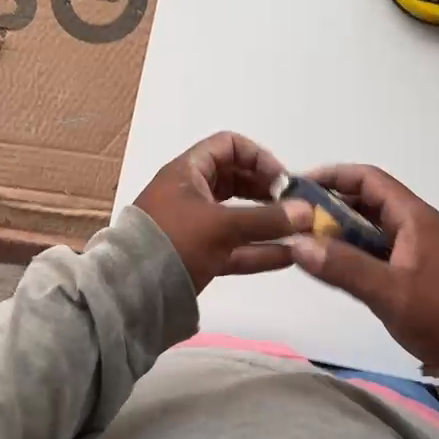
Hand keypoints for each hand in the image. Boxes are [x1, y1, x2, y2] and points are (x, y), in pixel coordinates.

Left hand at [133, 132, 314, 291]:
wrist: (130, 293)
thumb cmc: (174, 241)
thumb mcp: (221, 226)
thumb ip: (266, 219)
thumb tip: (308, 212)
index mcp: (188, 171)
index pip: (228, 145)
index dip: (258, 156)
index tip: (282, 179)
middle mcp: (192, 192)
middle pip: (236, 180)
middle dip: (268, 191)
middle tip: (294, 206)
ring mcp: (195, 225)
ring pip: (238, 215)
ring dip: (267, 222)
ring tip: (298, 231)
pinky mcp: (199, 255)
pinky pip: (234, 246)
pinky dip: (258, 248)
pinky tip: (288, 256)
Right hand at [286, 164, 438, 368]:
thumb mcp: (388, 292)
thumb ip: (343, 266)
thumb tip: (296, 243)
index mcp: (414, 217)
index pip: (369, 179)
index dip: (334, 176)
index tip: (301, 185)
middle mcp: (416, 223)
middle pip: (368, 200)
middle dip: (331, 203)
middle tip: (296, 214)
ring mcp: (417, 247)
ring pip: (372, 225)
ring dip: (341, 228)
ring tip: (307, 237)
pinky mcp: (416, 269)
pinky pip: (378, 247)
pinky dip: (354, 248)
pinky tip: (332, 262)